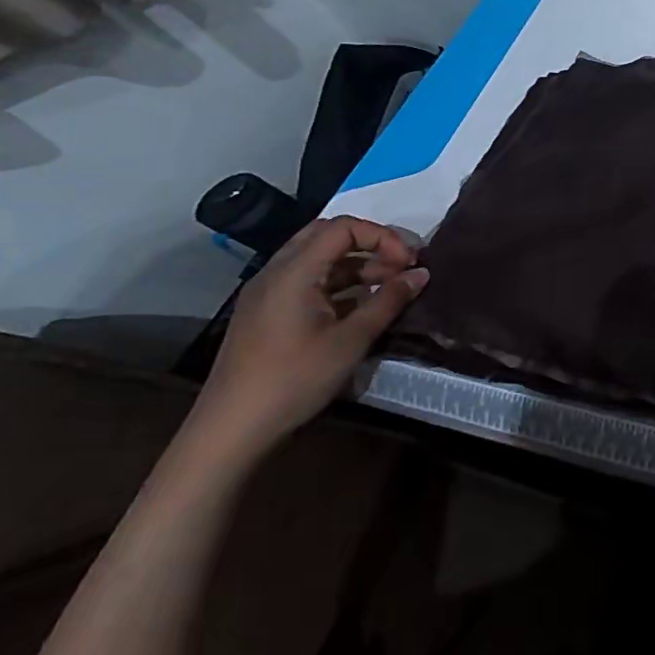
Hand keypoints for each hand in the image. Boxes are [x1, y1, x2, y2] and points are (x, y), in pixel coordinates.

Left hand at [192, 216, 427, 455]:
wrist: (233, 427)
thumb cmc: (295, 379)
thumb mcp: (350, 341)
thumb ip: (388, 302)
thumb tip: (421, 274)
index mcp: (294, 269)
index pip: (343, 227)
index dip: (382, 237)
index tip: (410, 263)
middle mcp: (277, 270)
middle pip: (328, 235)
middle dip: (369, 245)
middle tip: (401, 267)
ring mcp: (268, 291)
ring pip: (317, 259)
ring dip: (354, 266)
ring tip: (388, 288)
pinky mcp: (267, 311)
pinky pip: (306, 281)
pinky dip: (337, 284)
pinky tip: (359, 306)